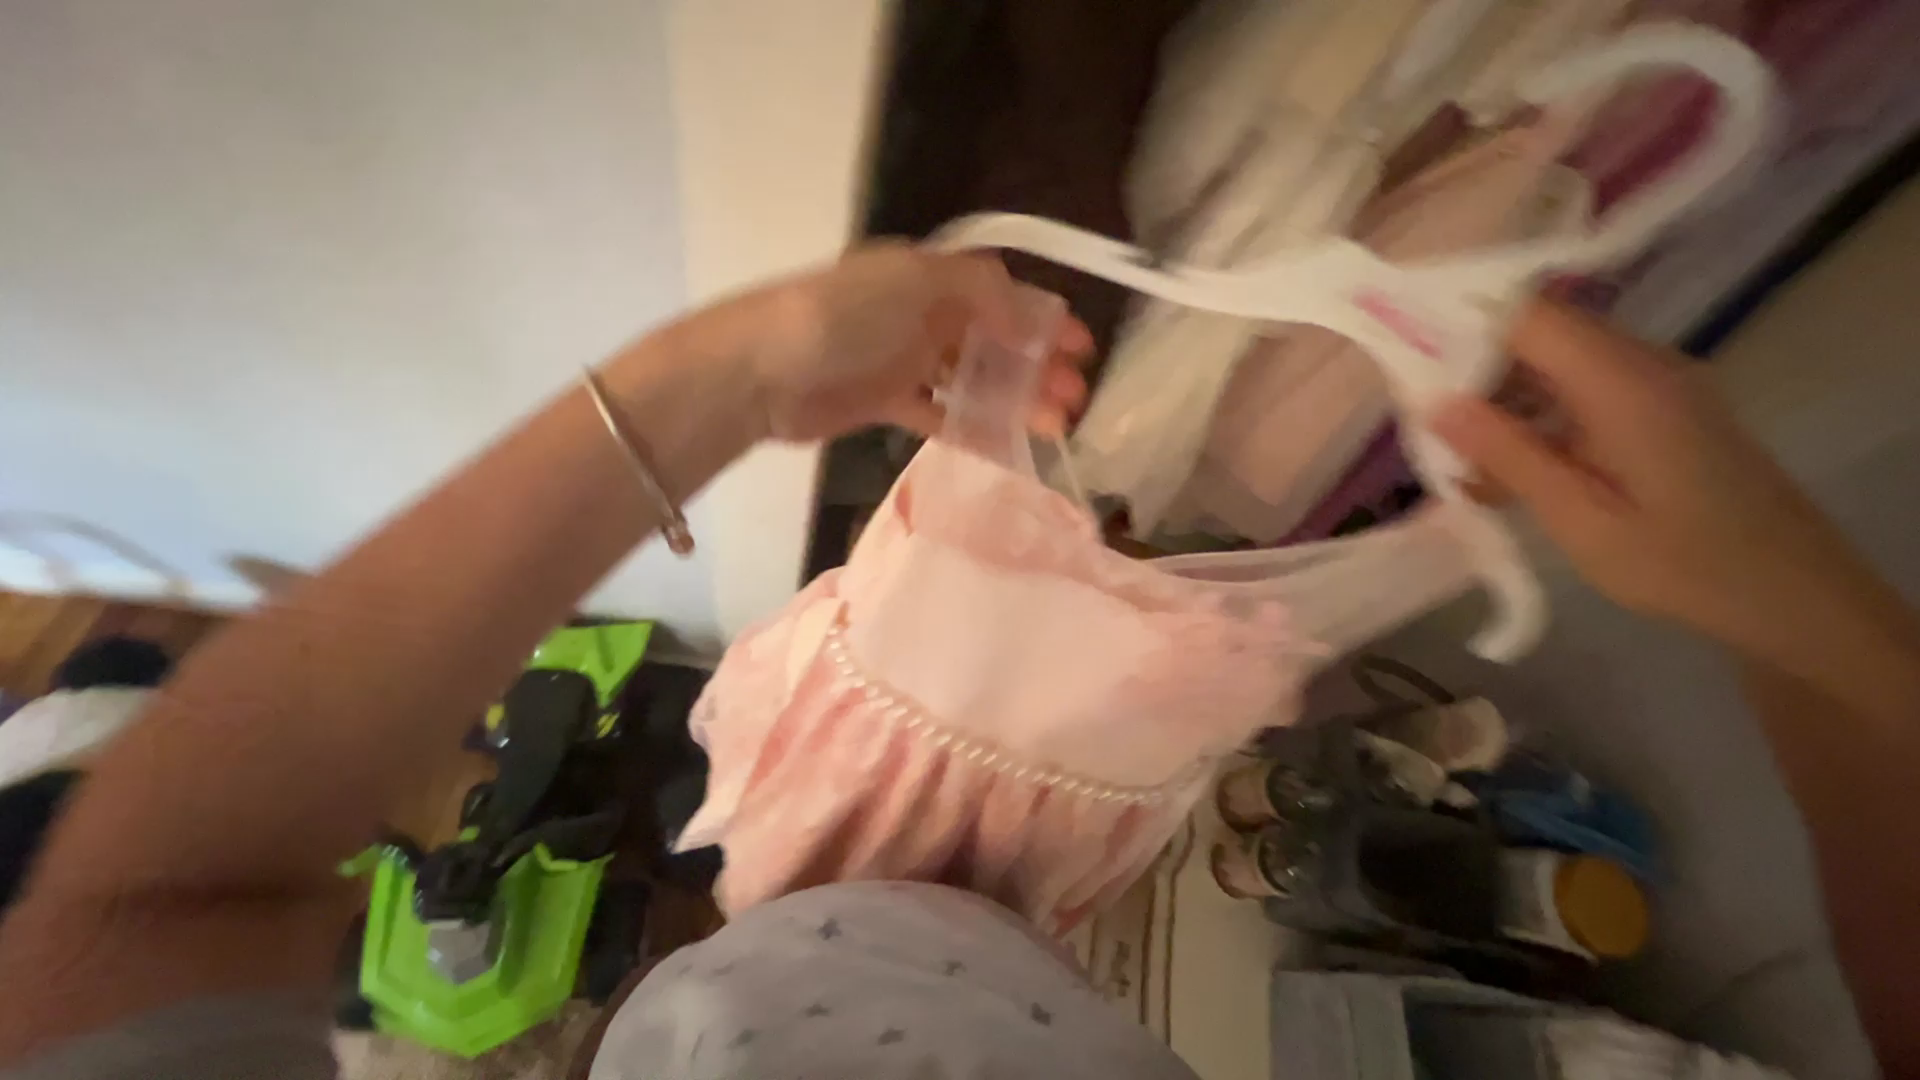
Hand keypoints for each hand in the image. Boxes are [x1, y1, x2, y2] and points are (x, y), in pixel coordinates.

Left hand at [716, 241, 1092, 442]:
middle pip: (991, 341)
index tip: (1080, 348)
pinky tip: (1006, 444)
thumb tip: (1033, 310)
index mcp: (928, 278)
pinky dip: (972, 427)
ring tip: (1052, 424)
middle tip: (1072, 397)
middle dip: (1035, 365)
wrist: (764, 371)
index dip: (1041, 319)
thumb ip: (981, 293)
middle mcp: (920, 316)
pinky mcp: (886, 403)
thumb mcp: (915, 284)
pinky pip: (940, 415)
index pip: (999, 294)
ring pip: (971, 381)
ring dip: (1013, 399)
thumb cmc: (844, 317)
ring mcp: (903, 361)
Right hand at [1431, 299, 1894, 666]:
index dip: (1461, 322)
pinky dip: (1533, 420)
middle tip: (1424, 421)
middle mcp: (1643, 366)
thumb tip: (1434, 402)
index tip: (1405, 356)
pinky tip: (1505, 474)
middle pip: (1538, 335)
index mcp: (1625, 383)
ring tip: (1461, 461)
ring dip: (1500, 402)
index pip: (1529, 317)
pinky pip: (1579, 392)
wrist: (1787, 595)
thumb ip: (1506, 453)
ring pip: (1553, 365)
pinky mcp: (1656, 410)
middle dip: (1471, 369)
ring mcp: (1655, 386)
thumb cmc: (1678, 561)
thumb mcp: (1576, 515)